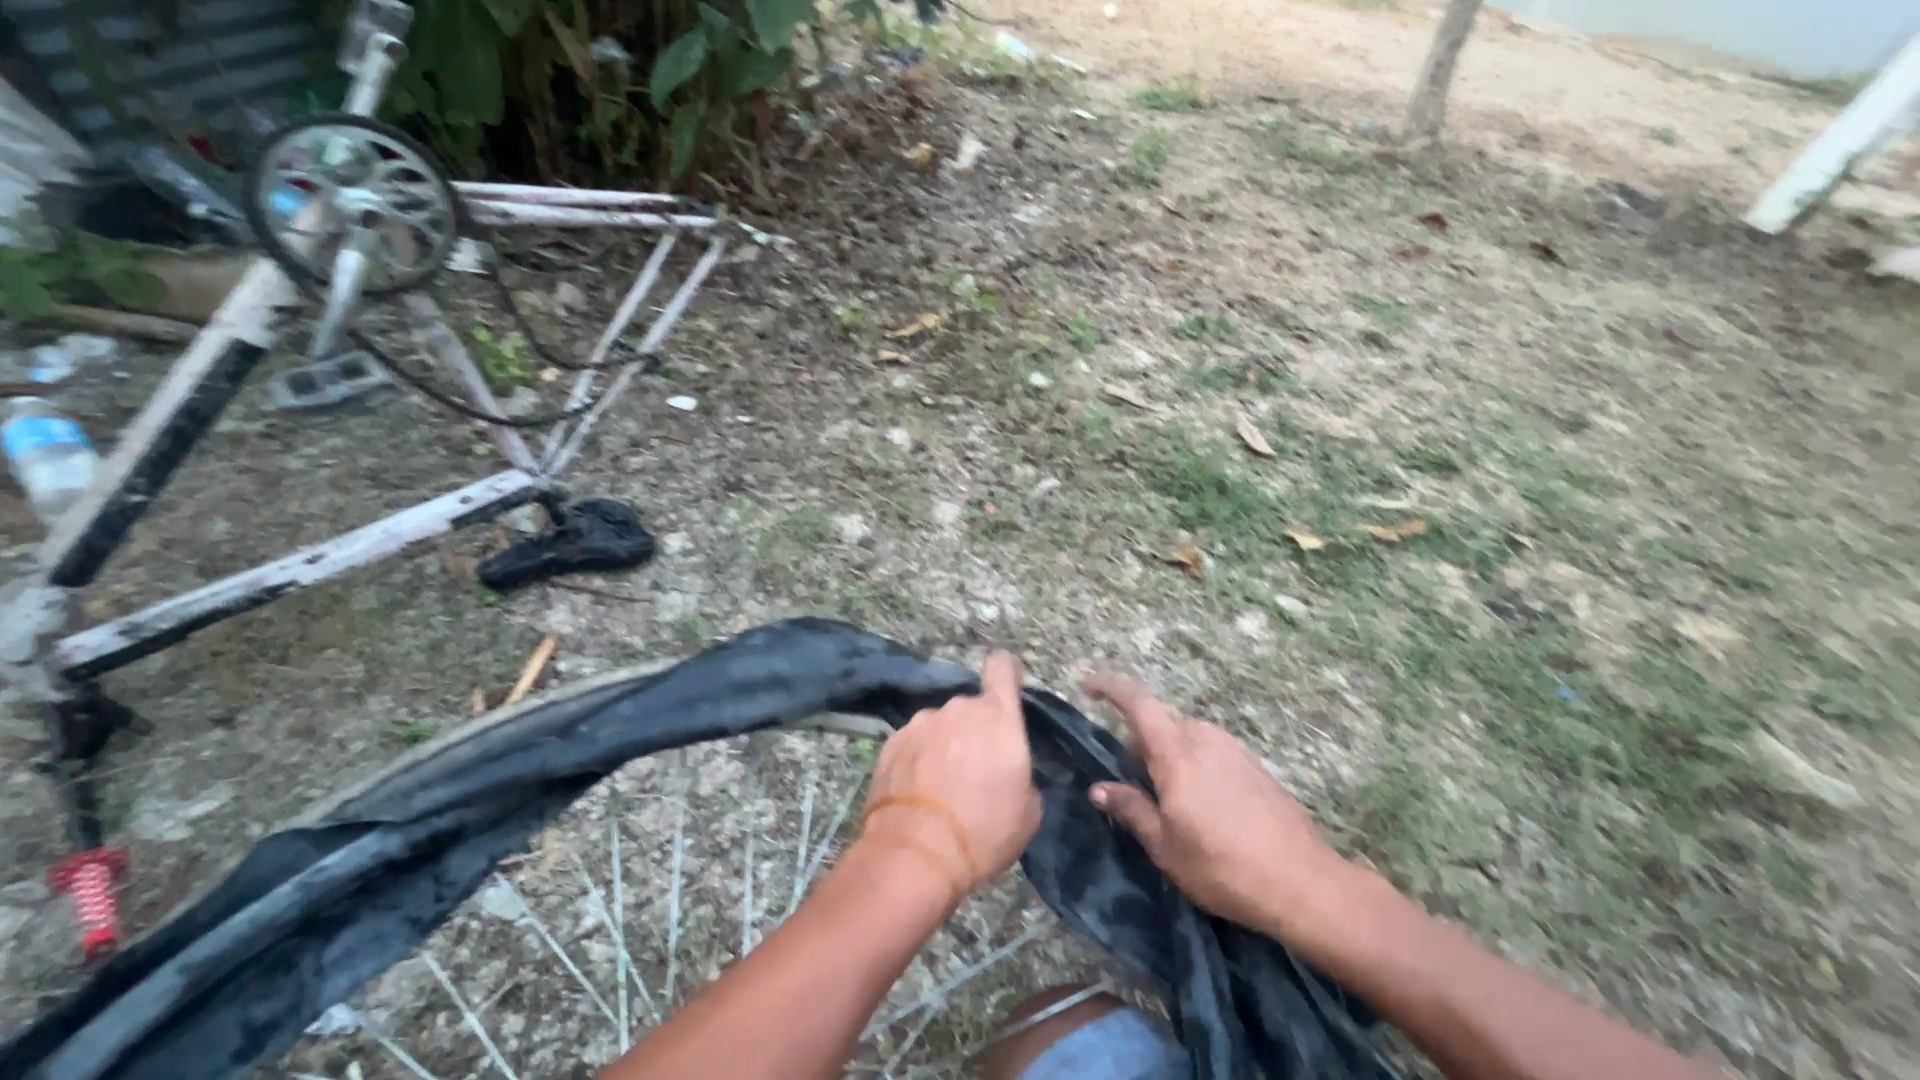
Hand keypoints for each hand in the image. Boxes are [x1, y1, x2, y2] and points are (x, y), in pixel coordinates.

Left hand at [862, 652, 1042, 901]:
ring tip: (940, 787)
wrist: (917, 855)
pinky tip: (917, 792)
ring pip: (940, 727)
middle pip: (971, 708)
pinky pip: (913, 744)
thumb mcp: (1029, 811)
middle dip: (975, 732)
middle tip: (975, 772)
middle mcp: (958, 709)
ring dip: (944, 746)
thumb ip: (1024, 775)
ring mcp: (920, 723)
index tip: (1007, 689)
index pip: (1002, 668)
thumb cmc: (984, 832)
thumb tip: (1011, 771)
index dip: (1006, 674)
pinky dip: (917, 760)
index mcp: (998, 717)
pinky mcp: (890, 743)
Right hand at [1084, 672, 1349, 934]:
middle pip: (1163, 725)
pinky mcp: (1256, 767)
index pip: (1138, 704)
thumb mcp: (1166, 847)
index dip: (1110, 687)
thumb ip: (1132, 809)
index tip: (1087, 683)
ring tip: (1169, 802)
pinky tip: (1205, 808)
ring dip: (1170, 756)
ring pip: (1189, 738)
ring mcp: (1235, 751)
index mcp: (1178, 755)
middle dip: (1141, 744)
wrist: (1302, 883)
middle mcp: (1206, 741)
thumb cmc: (1223, 868)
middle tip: (1134, 786)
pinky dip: (1196, 765)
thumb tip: (1099, 788)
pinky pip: (1212, 752)